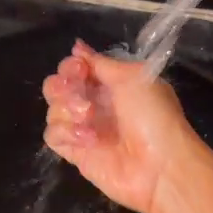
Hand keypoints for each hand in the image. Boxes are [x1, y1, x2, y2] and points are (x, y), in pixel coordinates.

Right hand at [41, 40, 200, 212]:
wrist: (161, 166)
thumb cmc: (152, 115)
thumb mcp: (133, 77)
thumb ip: (100, 62)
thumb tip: (77, 46)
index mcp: (108, 84)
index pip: (74, 67)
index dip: (71, 65)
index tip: (80, 70)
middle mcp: (93, 104)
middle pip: (56, 85)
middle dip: (63, 86)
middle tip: (82, 97)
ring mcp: (82, 128)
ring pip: (53, 108)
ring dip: (67, 109)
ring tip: (88, 118)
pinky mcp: (76, 152)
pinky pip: (52, 134)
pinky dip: (65, 132)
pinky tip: (87, 139)